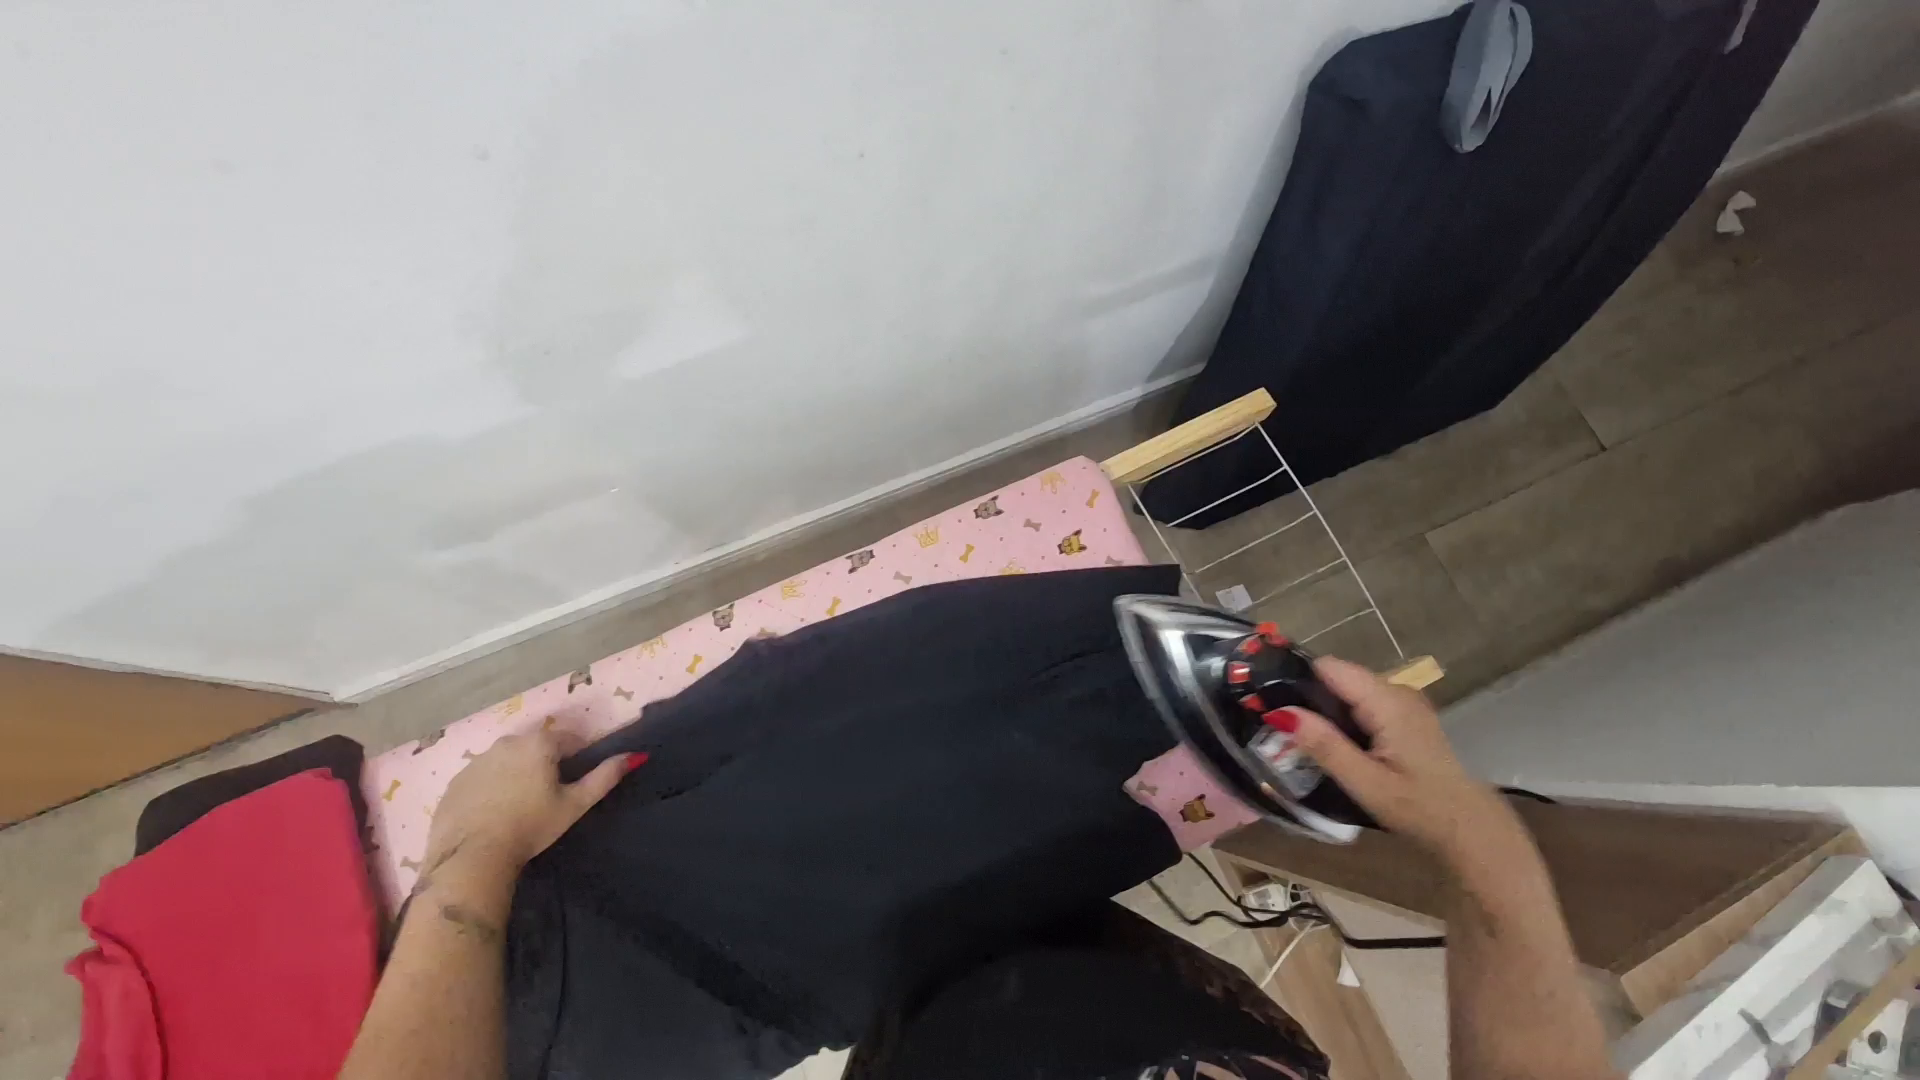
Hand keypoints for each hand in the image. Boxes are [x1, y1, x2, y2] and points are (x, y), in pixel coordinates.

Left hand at [420, 729, 639, 881]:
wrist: (471, 856)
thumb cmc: (532, 825)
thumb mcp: (575, 803)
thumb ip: (606, 776)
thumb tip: (637, 755)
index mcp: (538, 743)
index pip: (567, 739)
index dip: (575, 758)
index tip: (572, 782)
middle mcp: (506, 742)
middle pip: (535, 747)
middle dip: (544, 763)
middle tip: (547, 796)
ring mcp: (476, 761)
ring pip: (507, 761)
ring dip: (516, 773)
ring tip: (519, 806)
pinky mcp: (455, 782)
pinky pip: (481, 778)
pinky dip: (490, 788)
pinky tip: (493, 813)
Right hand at [1284, 656, 1518, 861]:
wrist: (1469, 829)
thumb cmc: (1419, 808)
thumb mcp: (1366, 783)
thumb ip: (1325, 746)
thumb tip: (1281, 712)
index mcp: (1387, 701)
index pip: (1329, 667)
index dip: (1298, 680)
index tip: (1271, 703)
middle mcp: (1396, 691)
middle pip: (1336, 677)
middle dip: (1307, 698)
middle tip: (1282, 731)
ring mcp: (1402, 702)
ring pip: (1346, 691)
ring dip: (1322, 710)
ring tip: (1302, 740)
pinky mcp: (1402, 716)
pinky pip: (1360, 703)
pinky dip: (1341, 719)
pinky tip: (1333, 746)